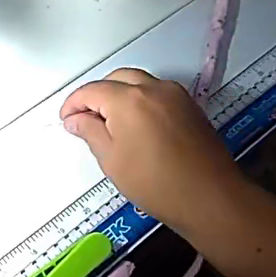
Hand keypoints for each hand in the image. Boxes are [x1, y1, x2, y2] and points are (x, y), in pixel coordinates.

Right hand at [59, 68, 248, 228]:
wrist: (209, 197)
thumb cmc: (157, 183)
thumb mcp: (112, 160)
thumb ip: (90, 132)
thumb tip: (76, 119)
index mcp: (129, 99)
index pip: (91, 90)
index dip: (74, 104)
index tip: (67, 119)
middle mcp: (153, 88)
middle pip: (116, 79)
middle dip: (97, 95)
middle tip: (86, 120)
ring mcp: (175, 95)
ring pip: (139, 82)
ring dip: (120, 95)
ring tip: (111, 124)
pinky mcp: (190, 107)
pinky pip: (158, 92)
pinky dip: (141, 100)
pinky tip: (137, 126)